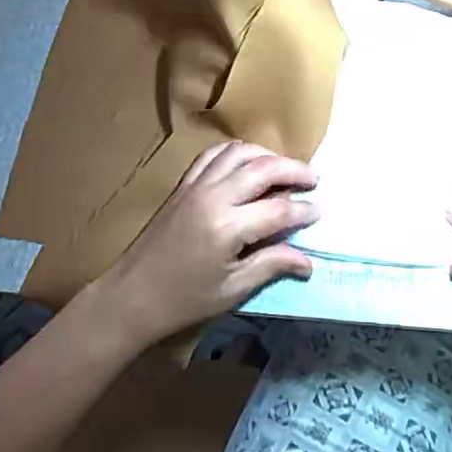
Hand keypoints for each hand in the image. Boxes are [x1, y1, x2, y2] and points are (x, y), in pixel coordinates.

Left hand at [86, 141, 319, 348]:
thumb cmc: (184, 299)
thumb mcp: (233, 290)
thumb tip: (308, 261)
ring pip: (240, 153)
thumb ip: (272, 265)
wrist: (132, 295)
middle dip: (294, 170)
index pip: (279, 209)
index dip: (304, 210)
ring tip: (284, 168)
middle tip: (314, 180)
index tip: (319, 212)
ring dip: (267, 155)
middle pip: (264, 168)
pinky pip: (214, 154)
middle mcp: (214, 197)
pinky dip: (237, 152)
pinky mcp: (184, 183)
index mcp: (228, 227)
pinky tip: (248, 162)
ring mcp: (197, 185)